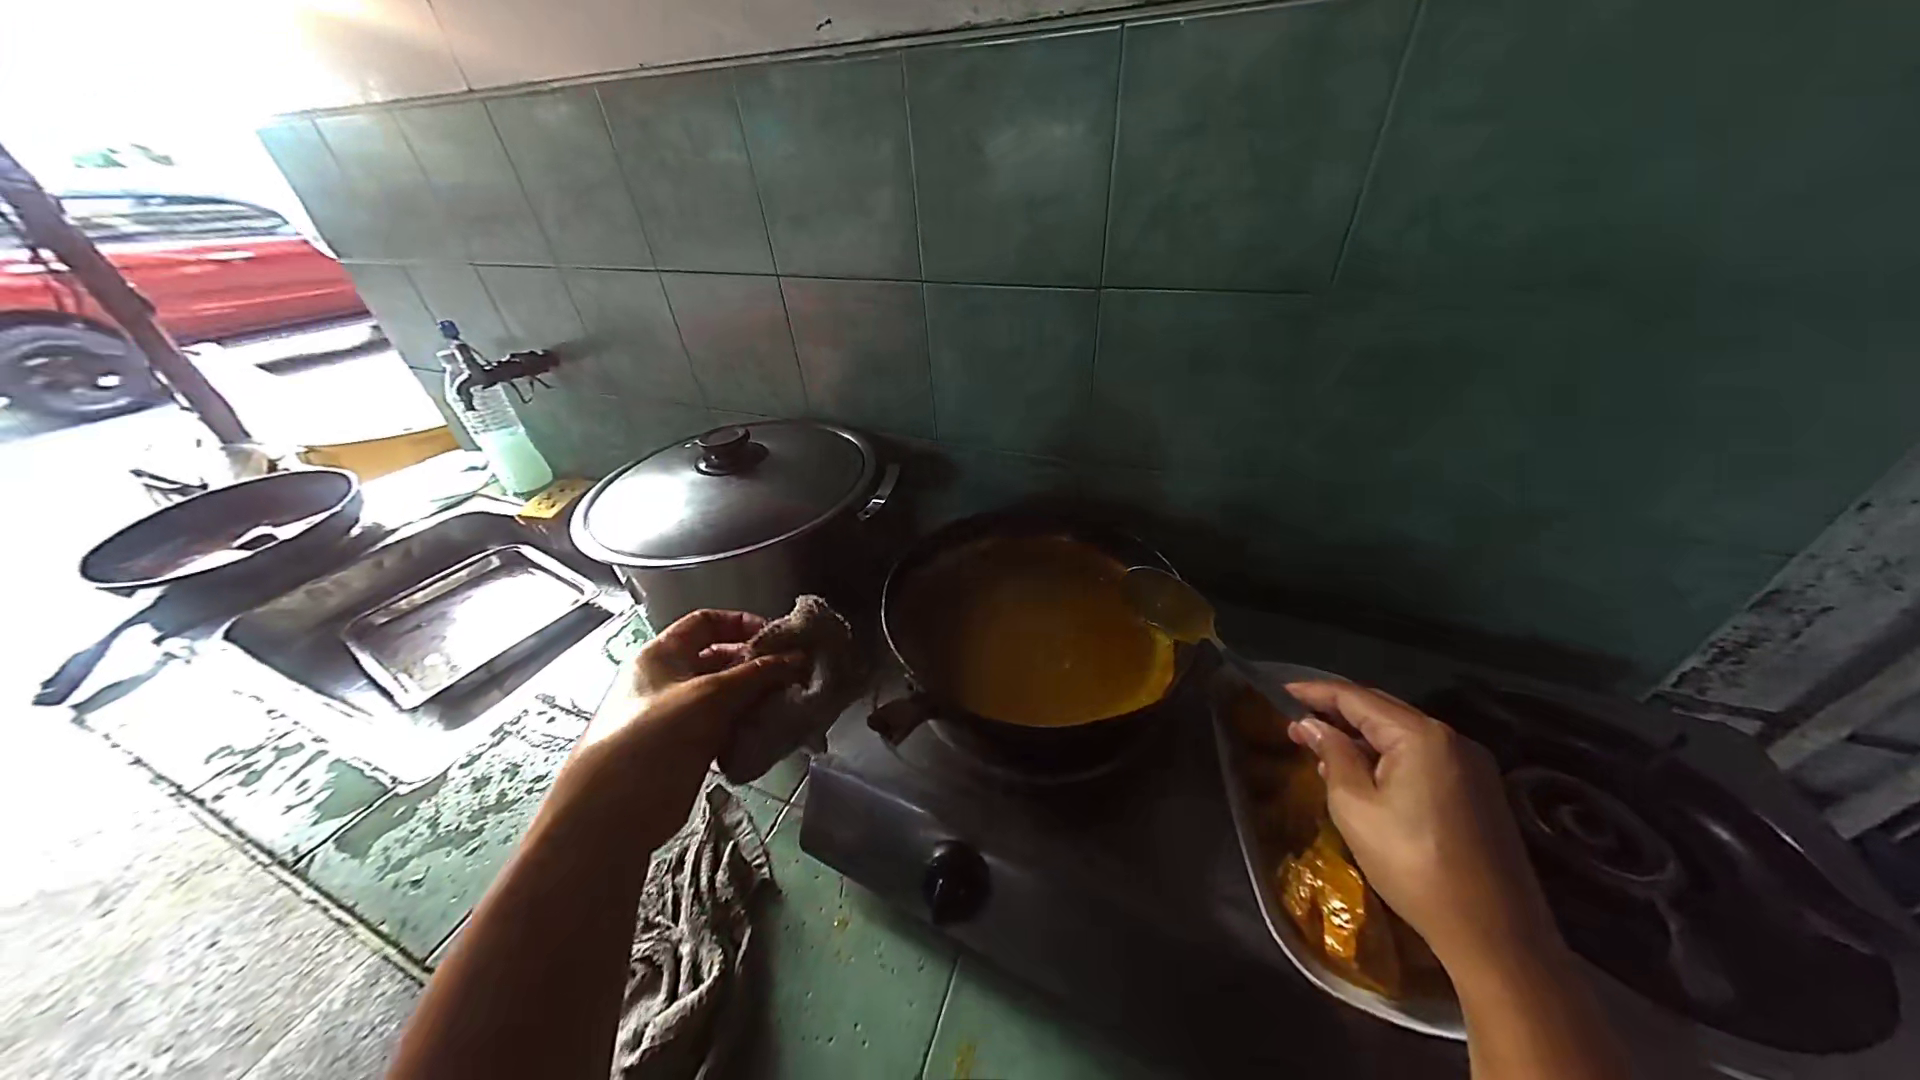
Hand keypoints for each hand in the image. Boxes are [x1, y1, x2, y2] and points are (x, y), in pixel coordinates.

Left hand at [564, 609, 802, 844]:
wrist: (611, 815)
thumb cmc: (654, 739)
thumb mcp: (709, 696)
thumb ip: (756, 674)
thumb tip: (797, 657)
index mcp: (662, 654)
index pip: (706, 622)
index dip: (742, 623)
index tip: (778, 638)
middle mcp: (669, 680)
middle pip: (720, 659)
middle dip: (756, 664)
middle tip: (793, 673)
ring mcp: (677, 715)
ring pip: (726, 695)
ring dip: (756, 697)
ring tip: (788, 702)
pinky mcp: (686, 747)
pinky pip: (724, 725)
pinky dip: (746, 725)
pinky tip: (769, 730)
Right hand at [1283, 680, 1558, 973]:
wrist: (1494, 935)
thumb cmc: (1412, 864)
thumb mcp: (1355, 806)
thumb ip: (1332, 755)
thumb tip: (1311, 725)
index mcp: (1421, 736)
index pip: (1356, 698)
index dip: (1315, 692)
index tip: (1281, 691)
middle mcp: (1451, 739)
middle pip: (1382, 709)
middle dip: (1337, 711)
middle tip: (1296, 721)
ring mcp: (1471, 765)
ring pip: (1402, 733)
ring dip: (1360, 735)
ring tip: (1321, 746)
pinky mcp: (1478, 790)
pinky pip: (1422, 755)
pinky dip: (1386, 754)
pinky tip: (1361, 770)